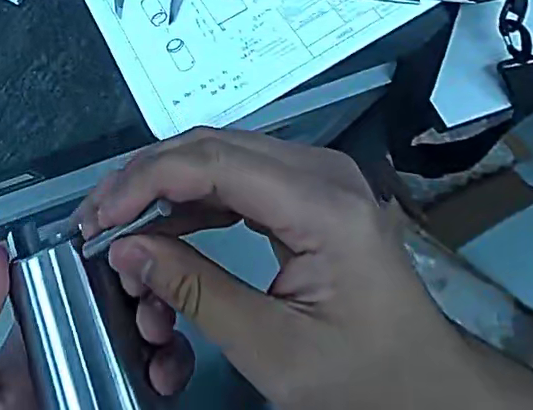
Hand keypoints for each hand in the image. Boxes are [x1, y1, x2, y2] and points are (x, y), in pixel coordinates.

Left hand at [0, 242, 194, 408]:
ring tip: (157, 333)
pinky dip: (173, 368)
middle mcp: (75, 358)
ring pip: (148, 338)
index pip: (75, 285)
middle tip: (145, 295)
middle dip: (140, 291)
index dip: (101, 264)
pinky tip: (163, 373)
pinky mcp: (131, 405)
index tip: (119, 251)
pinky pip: (162, 382)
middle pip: (120, 305)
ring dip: (161, 326)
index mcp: (36, 343)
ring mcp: (105, 387)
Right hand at [75, 128, 500, 408]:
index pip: (214, 162)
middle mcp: (318, 167)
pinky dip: (196, 196)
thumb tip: (125, 249)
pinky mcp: (309, 187)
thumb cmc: (368, 381)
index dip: (147, 180)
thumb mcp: (278, 353)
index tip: (98, 216)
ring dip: (166, 182)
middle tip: (96, 218)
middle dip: (147, 177)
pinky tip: (166, 224)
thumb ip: (197, 292)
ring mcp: (316, 172)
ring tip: (119, 220)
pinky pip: (239, 174)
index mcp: (321, 202)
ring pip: (221, 152)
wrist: (436, 387)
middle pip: (213, 146)